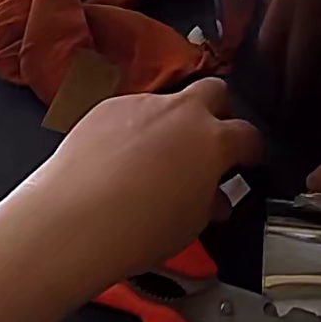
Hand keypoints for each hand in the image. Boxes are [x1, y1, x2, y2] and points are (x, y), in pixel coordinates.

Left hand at [4, 78, 261, 297]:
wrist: (67, 225)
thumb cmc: (131, 230)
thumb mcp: (190, 227)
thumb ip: (210, 202)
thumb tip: (214, 198)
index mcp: (214, 140)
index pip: (248, 135)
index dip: (252, 150)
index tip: (248, 160)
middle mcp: (184, 112)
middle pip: (216, 91)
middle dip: (219, 111)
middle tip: (210, 140)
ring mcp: (145, 105)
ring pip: (170, 102)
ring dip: (172, 123)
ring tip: (154, 160)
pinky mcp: (109, 107)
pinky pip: (132, 110)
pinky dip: (134, 129)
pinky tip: (118, 160)